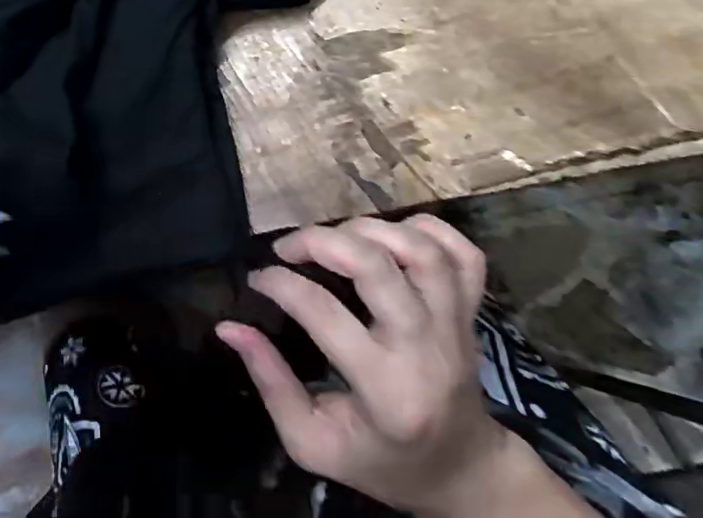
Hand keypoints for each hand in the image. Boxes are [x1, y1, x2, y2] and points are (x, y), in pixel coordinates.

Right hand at [216, 216, 592, 517]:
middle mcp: (426, 350)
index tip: (258, 280)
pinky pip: (461, 254)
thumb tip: (229, 327)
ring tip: (335, 239)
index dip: (279, 284)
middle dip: (320, 240)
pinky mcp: (473, 313)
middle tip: (288, 246)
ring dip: (369, 230)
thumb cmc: (381, 460)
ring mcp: (456, 327)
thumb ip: (270, 383)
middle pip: (377, 267)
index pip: (323, 312)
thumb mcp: (312, 443)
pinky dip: (425, 230)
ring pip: (421, 251)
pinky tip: (389, 237)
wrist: (465, 472)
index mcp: (385, 390)